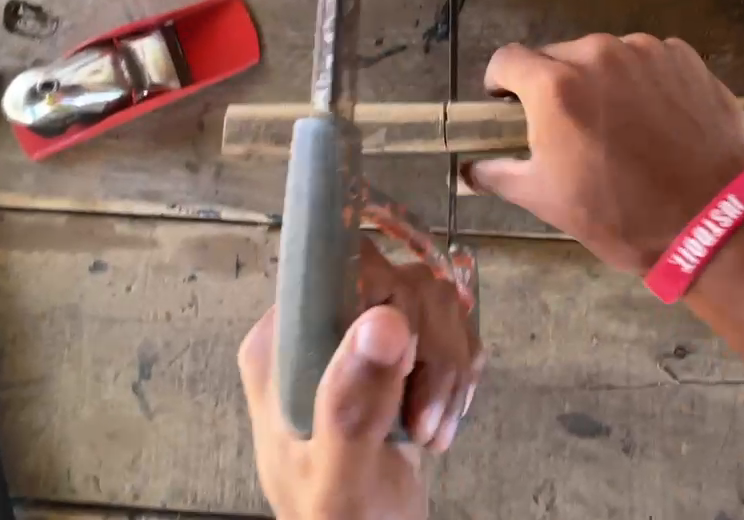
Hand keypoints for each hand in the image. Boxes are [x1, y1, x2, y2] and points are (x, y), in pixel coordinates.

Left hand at [238, 239, 481, 519]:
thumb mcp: (339, 480)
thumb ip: (351, 407)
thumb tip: (383, 320)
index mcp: (283, 338)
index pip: (343, 265)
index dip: (388, 296)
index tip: (408, 358)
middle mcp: (320, 321)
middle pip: (401, 278)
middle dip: (431, 349)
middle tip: (422, 417)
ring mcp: (362, 330)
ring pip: (435, 297)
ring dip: (450, 366)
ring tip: (430, 428)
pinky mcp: (400, 345)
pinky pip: (452, 320)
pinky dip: (460, 371)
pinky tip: (442, 417)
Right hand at [471, 34, 743, 272]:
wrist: (713, 222)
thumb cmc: (620, 214)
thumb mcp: (547, 199)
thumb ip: (498, 174)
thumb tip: (466, 171)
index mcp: (554, 86)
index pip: (506, 59)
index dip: (500, 81)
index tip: (507, 102)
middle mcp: (596, 54)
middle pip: (555, 56)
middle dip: (553, 84)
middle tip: (570, 126)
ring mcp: (644, 51)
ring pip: (603, 55)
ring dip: (599, 80)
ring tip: (619, 124)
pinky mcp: (683, 57)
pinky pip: (646, 59)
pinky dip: (641, 79)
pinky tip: (656, 117)